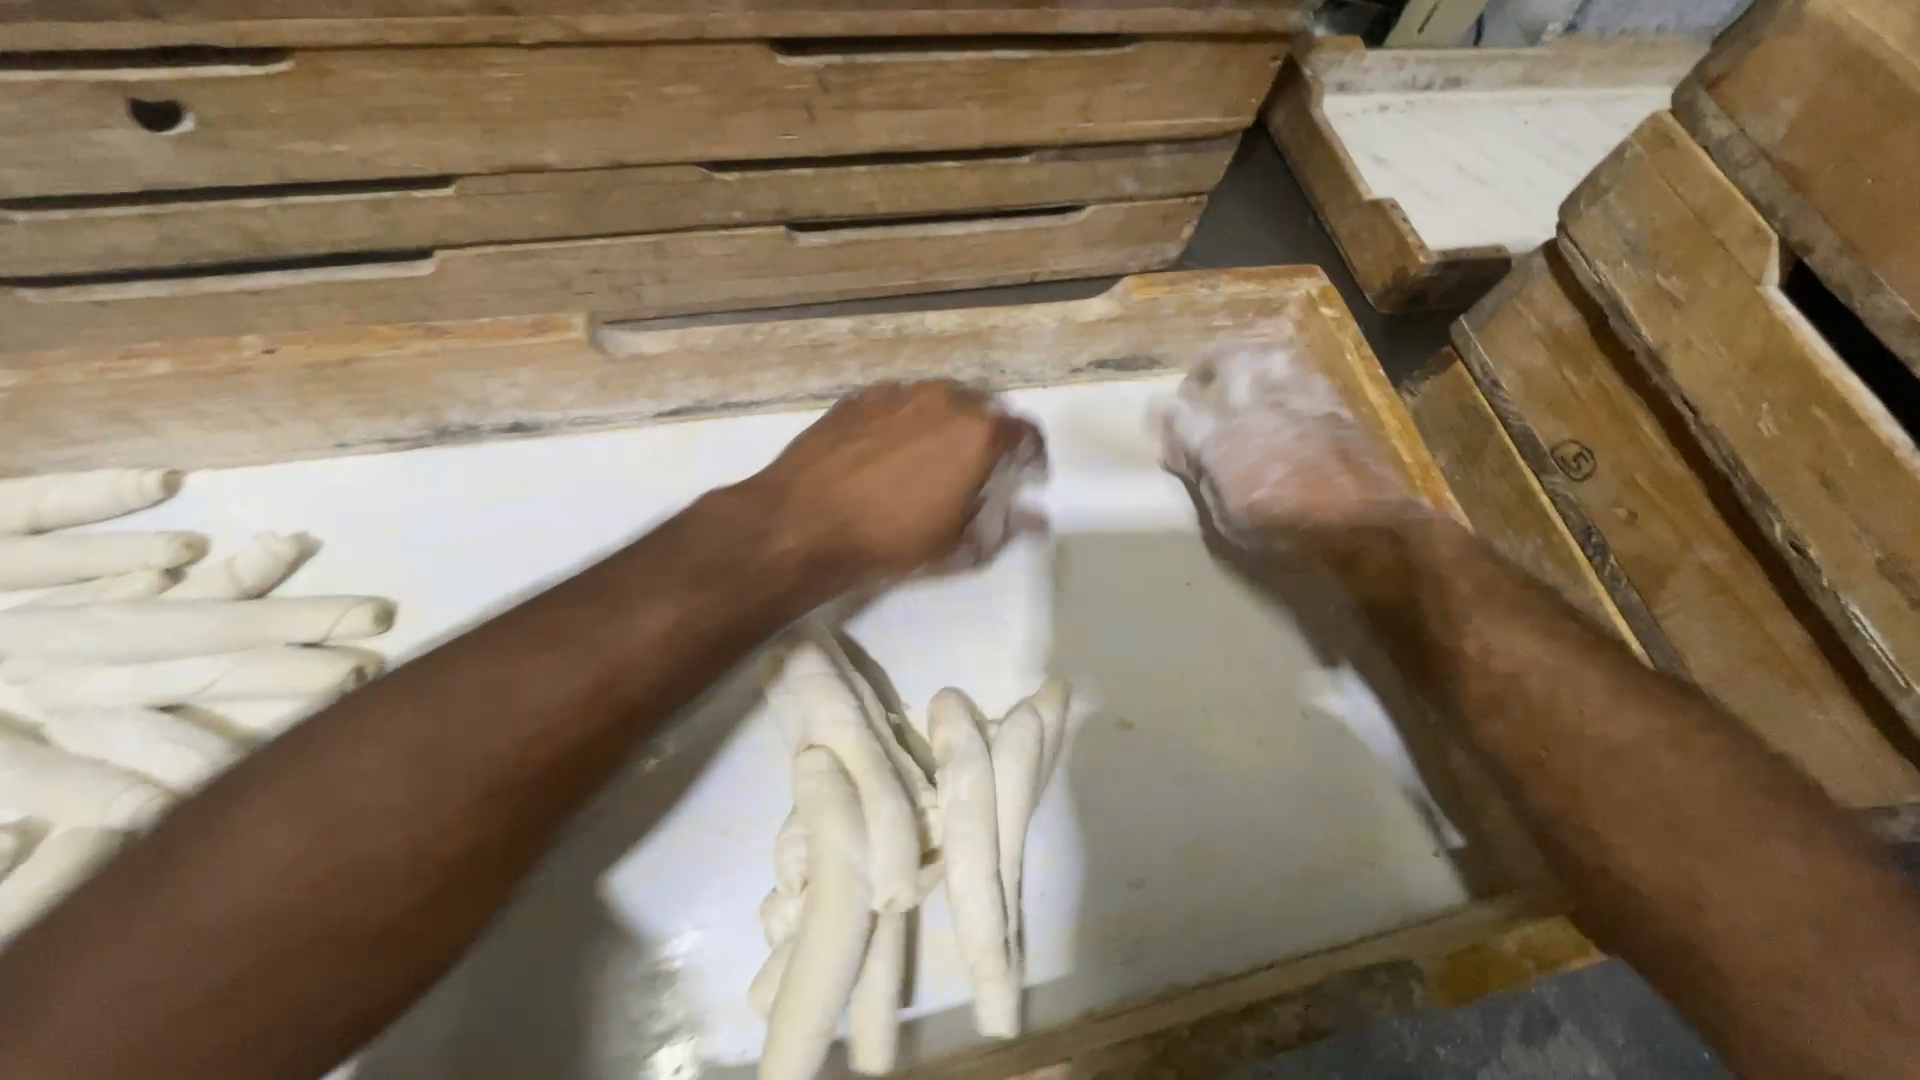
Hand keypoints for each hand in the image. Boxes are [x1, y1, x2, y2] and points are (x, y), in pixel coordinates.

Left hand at [744, 381, 1046, 582]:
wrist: (803, 522)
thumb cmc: (891, 540)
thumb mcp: (956, 548)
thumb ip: (1004, 529)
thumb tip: (1034, 519)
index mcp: (978, 433)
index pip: (1025, 434)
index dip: (1031, 457)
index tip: (1025, 479)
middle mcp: (944, 399)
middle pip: (984, 410)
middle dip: (990, 438)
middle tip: (978, 472)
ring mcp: (899, 393)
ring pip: (940, 401)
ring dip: (948, 426)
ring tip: (932, 460)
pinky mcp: (861, 397)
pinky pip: (899, 403)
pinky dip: (907, 423)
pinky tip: (890, 452)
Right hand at [1155, 348, 1429, 543]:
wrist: (1365, 525)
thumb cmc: (1288, 532)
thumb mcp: (1229, 520)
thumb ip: (1205, 480)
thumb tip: (1181, 455)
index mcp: (1224, 444)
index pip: (1182, 416)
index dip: (1164, 411)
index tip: (1157, 408)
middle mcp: (1258, 410)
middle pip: (1229, 363)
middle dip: (1208, 362)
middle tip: (1201, 374)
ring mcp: (1299, 402)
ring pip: (1271, 356)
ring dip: (1252, 356)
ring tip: (1245, 365)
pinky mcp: (1334, 406)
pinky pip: (1307, 374)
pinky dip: (1289, 373)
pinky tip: (1288, 383)